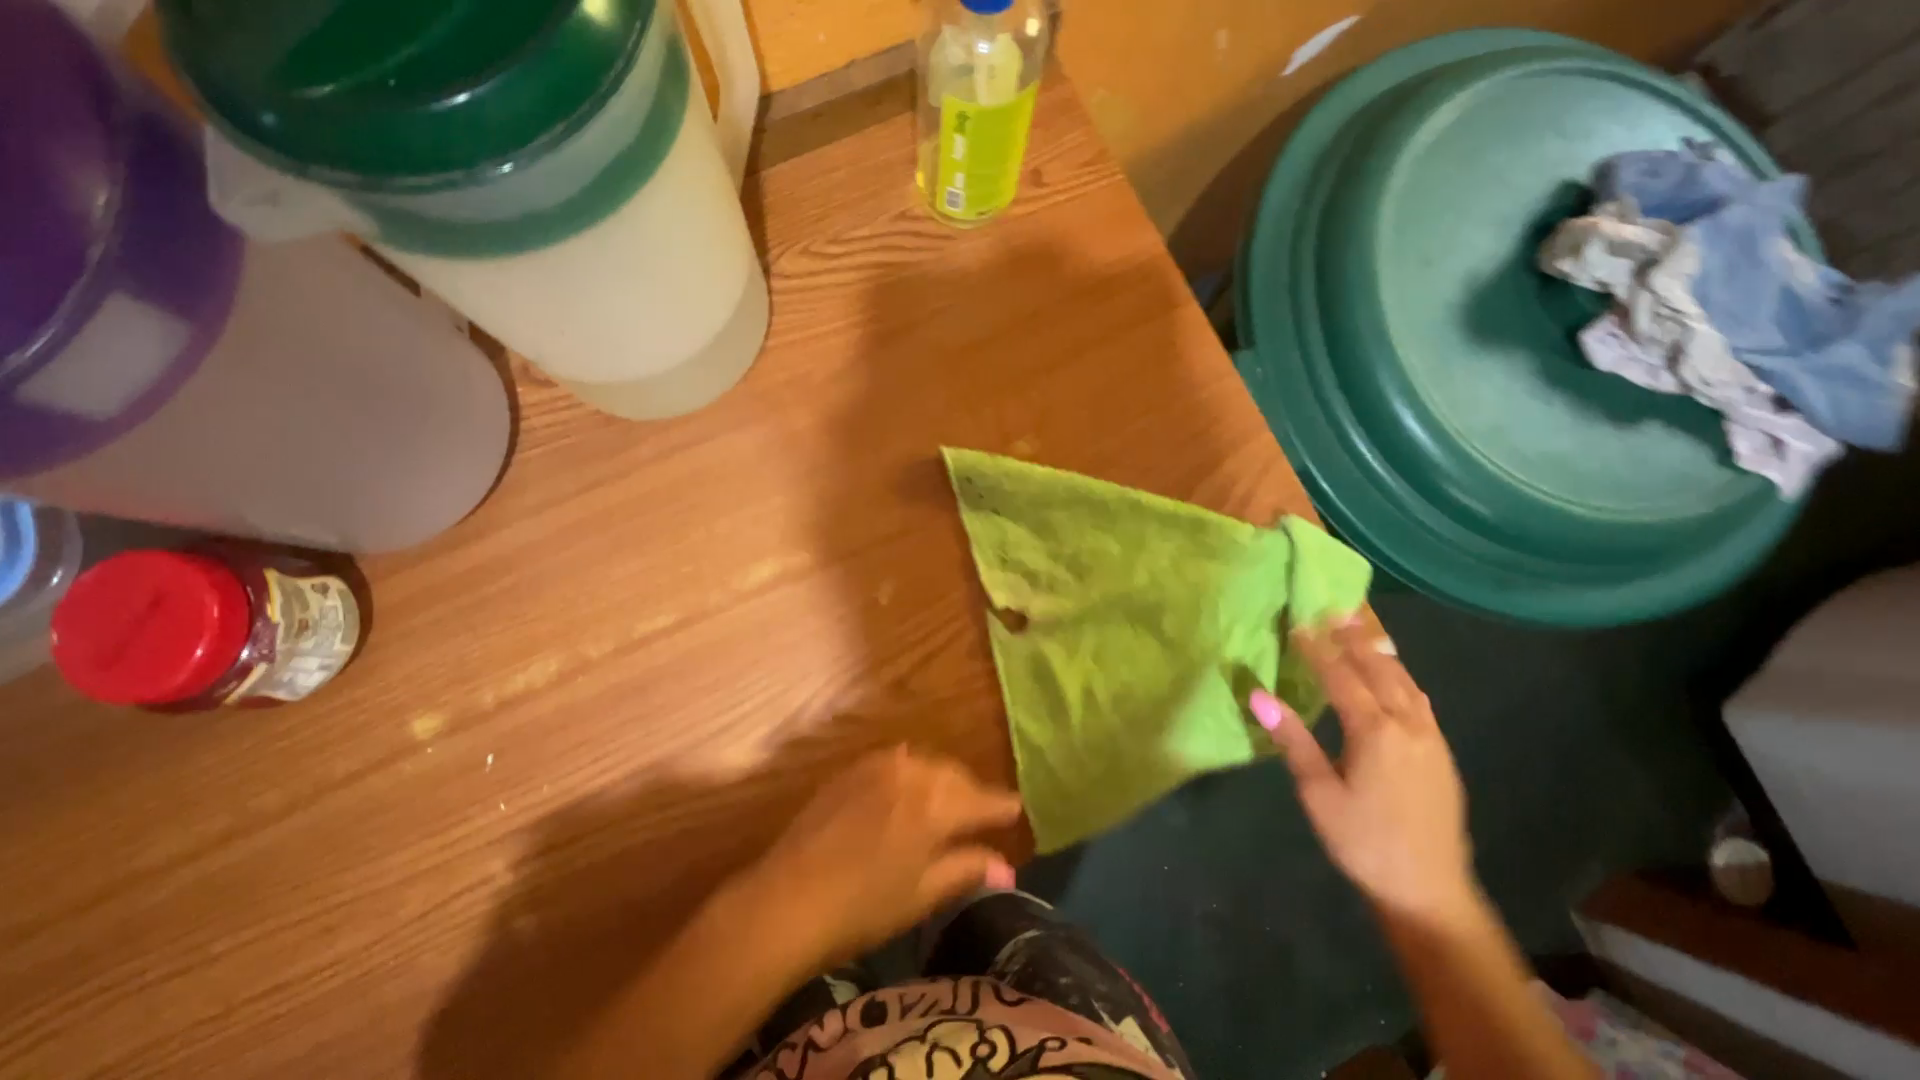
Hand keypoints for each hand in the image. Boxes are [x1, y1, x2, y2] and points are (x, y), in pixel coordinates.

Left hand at [748, 746, 1021, 963]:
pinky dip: (910, 777)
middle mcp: (911, 772)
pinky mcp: (847, 772)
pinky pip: (894, 764)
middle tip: (983, 815)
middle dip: (971, 794)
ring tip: (945, 806)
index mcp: (937, 803)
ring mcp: (875, 767)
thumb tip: (1006, 866)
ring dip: (940, 782)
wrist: (786, 900)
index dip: (1002, 808)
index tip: (1018, 812)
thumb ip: (966, 869)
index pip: (984, 800)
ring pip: (924, 766)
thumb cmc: (863, 907)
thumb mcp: (923, 894)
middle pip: (955, 776)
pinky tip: (905, 796)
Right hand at [1252, 620, 1476, 925]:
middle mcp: (1407, 724)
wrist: (1428, 888)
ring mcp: (1430, 737)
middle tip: (1334, 609)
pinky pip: (1419, 699)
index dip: (1318, 649)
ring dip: (1382, 652)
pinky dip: (1401, 676)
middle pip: (1380, 668)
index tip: (1298, 623)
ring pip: (1405, 680)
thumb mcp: (1318, 794)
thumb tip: (1259, 695)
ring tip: (1363, 628)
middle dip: (1355, 638)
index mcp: (1374, 731)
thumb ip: (1293, 740)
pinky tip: (1395, 676)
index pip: (1341, 676)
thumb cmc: (1362, 843)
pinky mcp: (1441, 752)